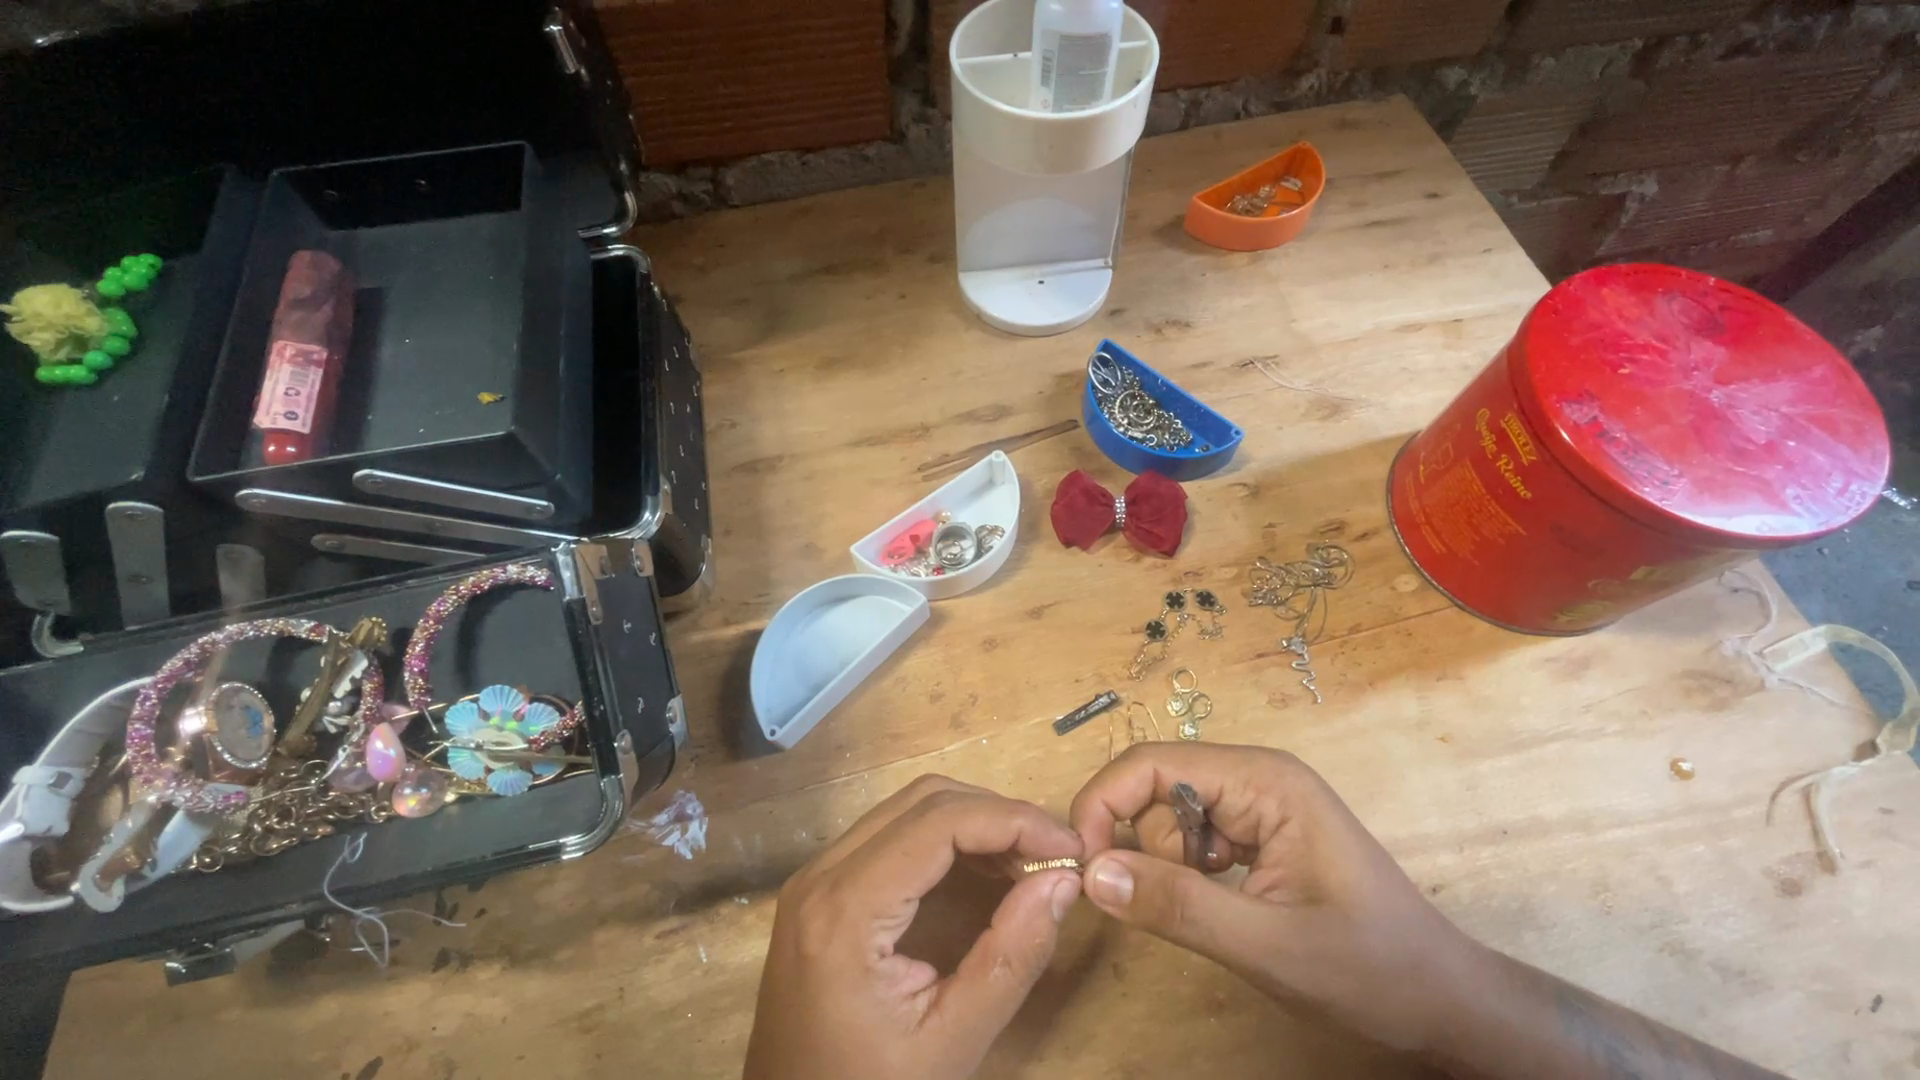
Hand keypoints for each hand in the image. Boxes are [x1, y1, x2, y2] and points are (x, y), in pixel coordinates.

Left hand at [745, 775, 1084, 1079]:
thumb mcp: (950, 1044)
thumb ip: (1010, 959)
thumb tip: (1063, 880)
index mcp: (844, 910)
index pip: (939, 821)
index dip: (1012, 820)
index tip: (1069, 847)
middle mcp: (821, 874)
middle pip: (922, 800)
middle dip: (997, 815)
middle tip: (1053, 854)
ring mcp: (814, 877)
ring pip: (906, 808)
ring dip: (973, 820)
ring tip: (1027, 861)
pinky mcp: (820, 888)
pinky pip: (890, 834)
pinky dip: (945, 837)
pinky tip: (983, 868)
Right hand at [1070, 743, 1478, 1053]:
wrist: (1443, 1004)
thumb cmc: (1370, 969)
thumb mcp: (1268, 946)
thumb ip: (1177, 906)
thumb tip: (1090, 873)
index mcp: (1263, 780)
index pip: (1151, 764)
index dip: (1105, 803)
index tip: (1083, 865)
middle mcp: (1255, 777)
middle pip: (1155, 788)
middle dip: (1142, 844)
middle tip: (1163, 903)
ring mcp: (1257, 804)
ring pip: (1168, 817)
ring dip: (1168, 865)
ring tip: (1218, 911)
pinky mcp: (1257, 833)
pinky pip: (1192, 840)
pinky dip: (1187, 873)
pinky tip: (1225, 905)